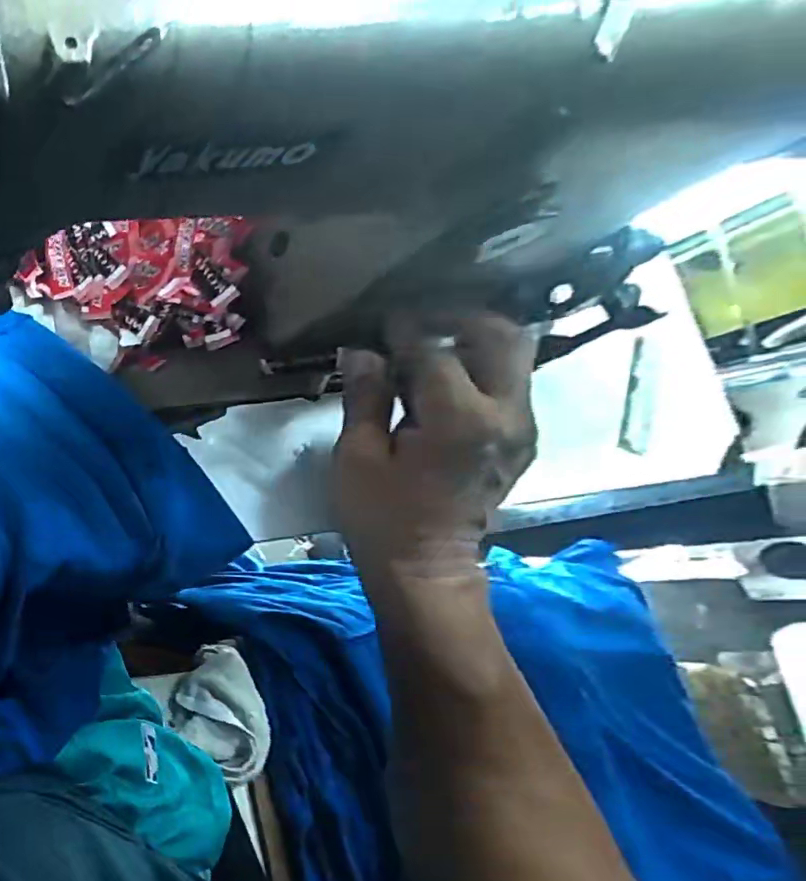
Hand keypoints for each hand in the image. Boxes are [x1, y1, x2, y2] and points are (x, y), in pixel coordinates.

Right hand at [333, 311, 537, 585]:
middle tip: (418, 316)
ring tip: (430, 339)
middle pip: (502, 340)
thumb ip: (366, 400)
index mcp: (459, 420)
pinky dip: (481, 366)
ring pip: (516, 357)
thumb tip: (361, 354)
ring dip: (475, 339)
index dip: (406, 332)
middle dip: (460, 319)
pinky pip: (511, 383)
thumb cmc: (378, 514)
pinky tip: (444, 374)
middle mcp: (506, 415)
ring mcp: (523, 427)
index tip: (383, 319)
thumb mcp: (356, 457)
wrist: (422, 563)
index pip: (437, 355)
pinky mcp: (521, 438)